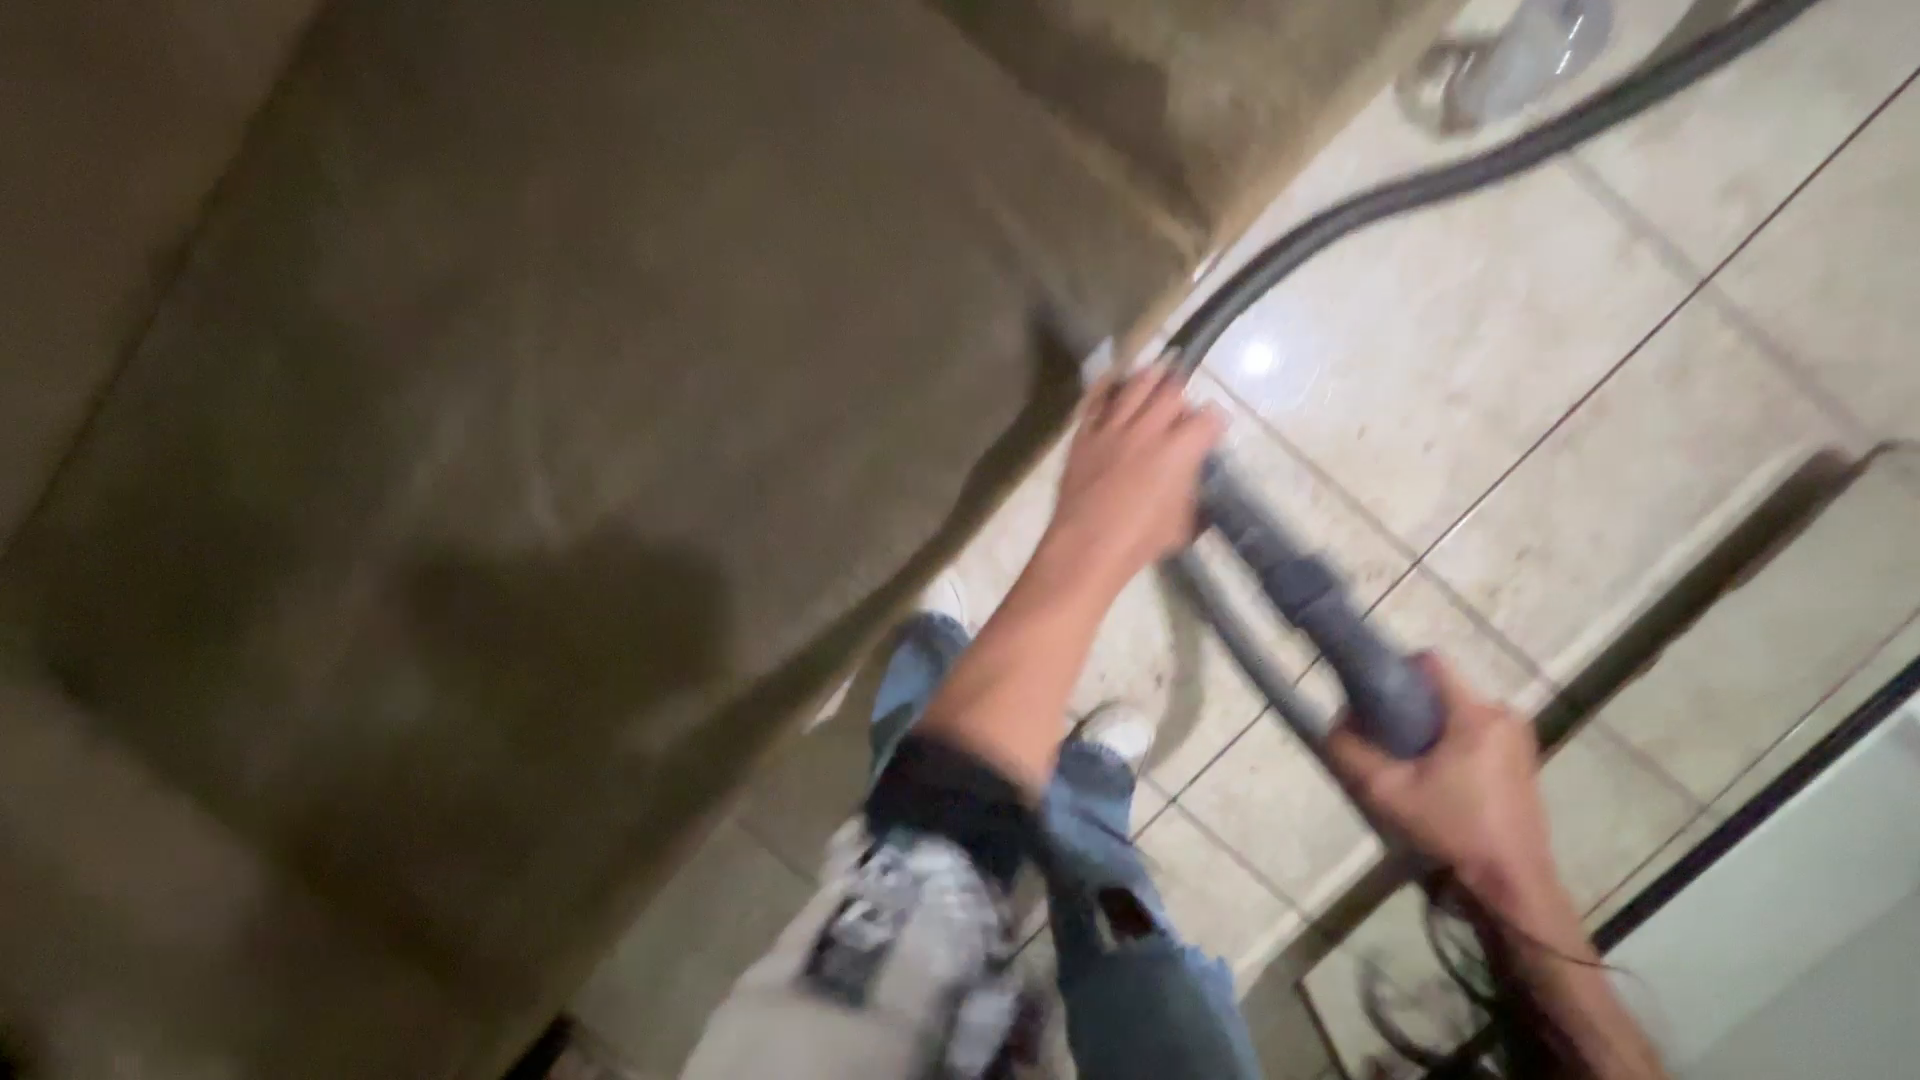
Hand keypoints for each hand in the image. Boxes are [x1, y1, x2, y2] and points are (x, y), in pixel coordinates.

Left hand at [1039, 365, 1224, 591]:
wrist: (1087, 544)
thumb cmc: (1140, 540)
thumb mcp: (1183, 522)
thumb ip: (1189, 489)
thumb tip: (1189, 477)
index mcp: (1180, 449)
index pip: (1209, 418)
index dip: (1215, 421)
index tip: (1214, 427)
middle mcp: (1149, 429)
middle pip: (1172, 391)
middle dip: (1182, 394)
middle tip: (1182, 404)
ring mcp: (1114, 427)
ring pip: (1136, 386)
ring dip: (1151, 378)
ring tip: (1157, 374)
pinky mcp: (1085, 434)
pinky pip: (1097, 399)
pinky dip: (1109, 387)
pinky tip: (1115, 380)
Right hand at [1326, 655, 1558, 911]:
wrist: (1513, 881)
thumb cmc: (1453, 829)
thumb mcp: (1386, 791)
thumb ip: (1350, 752)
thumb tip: (1333, 724)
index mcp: (1476, 714)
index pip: (1429, 662)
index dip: (1394, 671)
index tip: (1372, 698)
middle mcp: (1504, 714)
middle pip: (1441, 687)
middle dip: (1409, 704)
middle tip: (1384, 736)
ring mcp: (1518, 736)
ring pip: (1457, 708)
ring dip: (1429, 724)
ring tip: (1408, 759)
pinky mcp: (1523, 757)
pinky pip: (1476, 728)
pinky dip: (1451, 739)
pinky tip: (1437, 774)